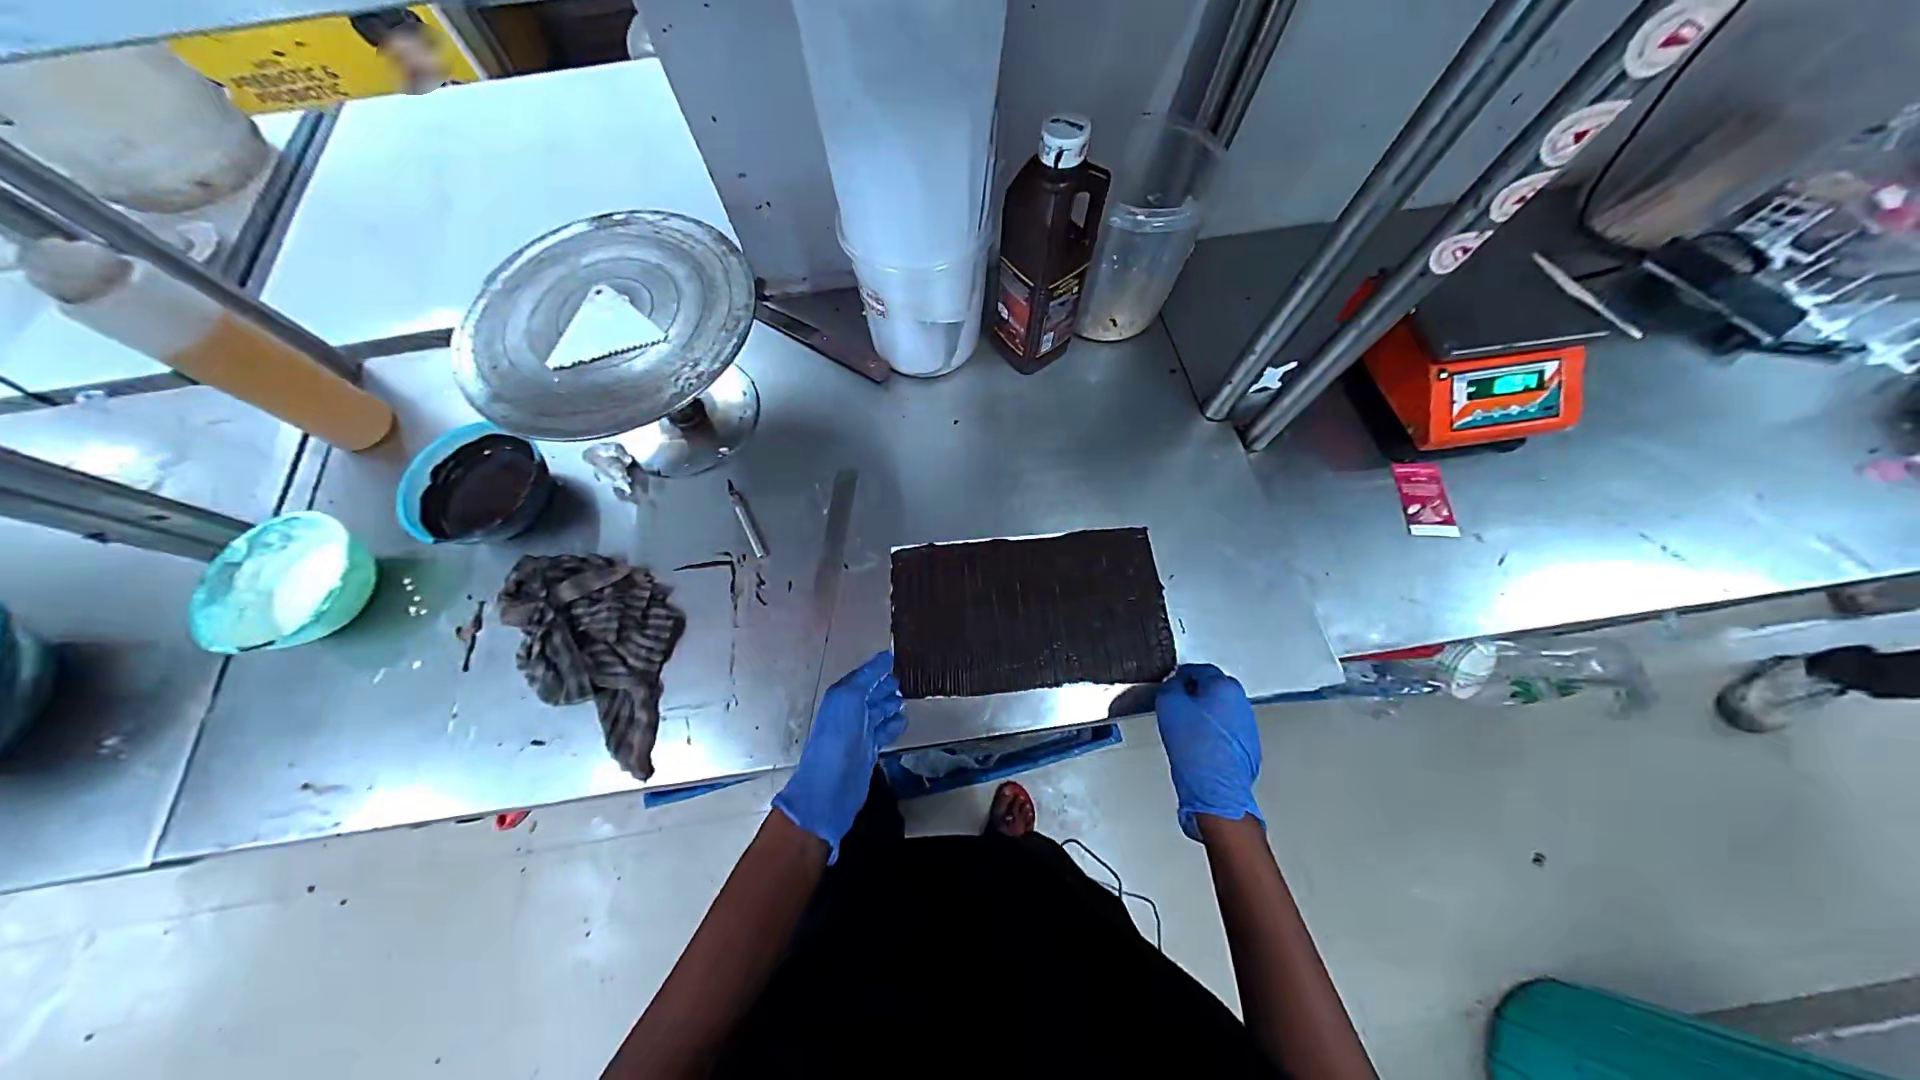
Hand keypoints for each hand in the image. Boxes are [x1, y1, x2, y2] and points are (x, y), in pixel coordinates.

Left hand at [773, 651, 905, 860]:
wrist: (830, 787)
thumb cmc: (837, 737)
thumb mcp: (849, 697)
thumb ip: (867, 676)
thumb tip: (884, 656)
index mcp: (842, 696)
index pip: (865, 676)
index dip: (879, 667)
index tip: (898, 656)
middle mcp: (850, 712)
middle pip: (872, 693)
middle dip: (887, 684)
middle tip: (907, 676)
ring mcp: (859, 733)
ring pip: (879, 712)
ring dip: (892, 704)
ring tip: (907, 696)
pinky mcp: (869, 751)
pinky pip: (884, 732)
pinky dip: (894, 725)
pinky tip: (903, 720)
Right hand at [1155, 663, 1262, 840]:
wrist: (1216, 791)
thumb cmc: (1196, 751)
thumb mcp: (1168, 706)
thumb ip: (1170, 686)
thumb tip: (1174, 684)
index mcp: (1224, 687)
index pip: (1198, 669)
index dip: (1180, 677)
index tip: (1171, 685)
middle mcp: (1240, 702)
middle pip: (1212, 688)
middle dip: (1194, 695)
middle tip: (1177, 707)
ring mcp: (1247, 724)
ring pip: (1220, 709)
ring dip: (1205, 714)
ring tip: (1186, 730)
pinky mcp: (1248, 745)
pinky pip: (1227, 730)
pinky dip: (1213, 733)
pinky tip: (1199, 745)